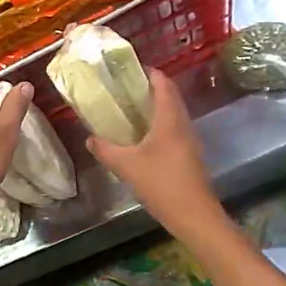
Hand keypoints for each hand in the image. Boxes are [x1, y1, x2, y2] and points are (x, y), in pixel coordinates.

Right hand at [86, 69, 222, 231]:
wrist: (194, 216)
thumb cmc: (161, 184)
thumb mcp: (126, 166)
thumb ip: (105, 149)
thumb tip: (90, 138)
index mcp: (170, 120)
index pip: (164, 85)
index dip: (151, 73)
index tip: (132, 69)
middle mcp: (183, 125)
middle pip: (170, 97)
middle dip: (151, 88)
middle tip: (126, 87)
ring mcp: (189, 141)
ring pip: (173, 114)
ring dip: (155, 107)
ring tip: (130, 108)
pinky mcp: (189, 155)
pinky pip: (174, 129)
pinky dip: (159, 124)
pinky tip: (142, 136)